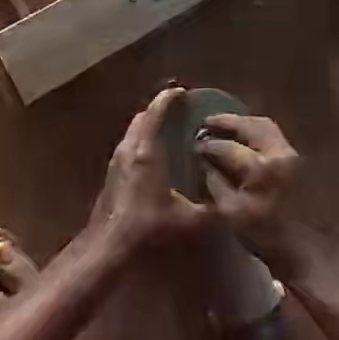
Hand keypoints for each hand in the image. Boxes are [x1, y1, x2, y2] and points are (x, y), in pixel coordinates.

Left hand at [90, 88, 206, 249]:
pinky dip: (144, 139)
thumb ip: (211, 209)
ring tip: (173, 130)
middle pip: (143, 117)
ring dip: (151, 125)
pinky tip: (158, 154)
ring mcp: (117, 160)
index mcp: (146, 151)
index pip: (156, 112)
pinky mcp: (113, 172)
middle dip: (161, 109)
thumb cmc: (145, 226)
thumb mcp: (186, 219)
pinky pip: (130, 144)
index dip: (169, 98)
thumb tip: (231, 203)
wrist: (107, 246)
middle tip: (183, 111)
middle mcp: (129, 148)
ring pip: (134, 131)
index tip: (184, 92)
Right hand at [195, 113, 305, 268]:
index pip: (226, 147)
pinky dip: (257, 132)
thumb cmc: (266, 236)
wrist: (307, 250)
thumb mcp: (231, 213)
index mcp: (260, 167)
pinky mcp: (299, 159)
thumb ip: (215, 182)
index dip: (207, 146)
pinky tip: (245, 137)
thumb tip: (205, 161)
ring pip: (266, 126)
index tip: (194, 146)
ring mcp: (292, 154)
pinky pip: (274, 135)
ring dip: (244, 123)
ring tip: (225, 125)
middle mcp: (278, 153)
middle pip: (250, 126)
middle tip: (207, 121)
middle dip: (227, 122)